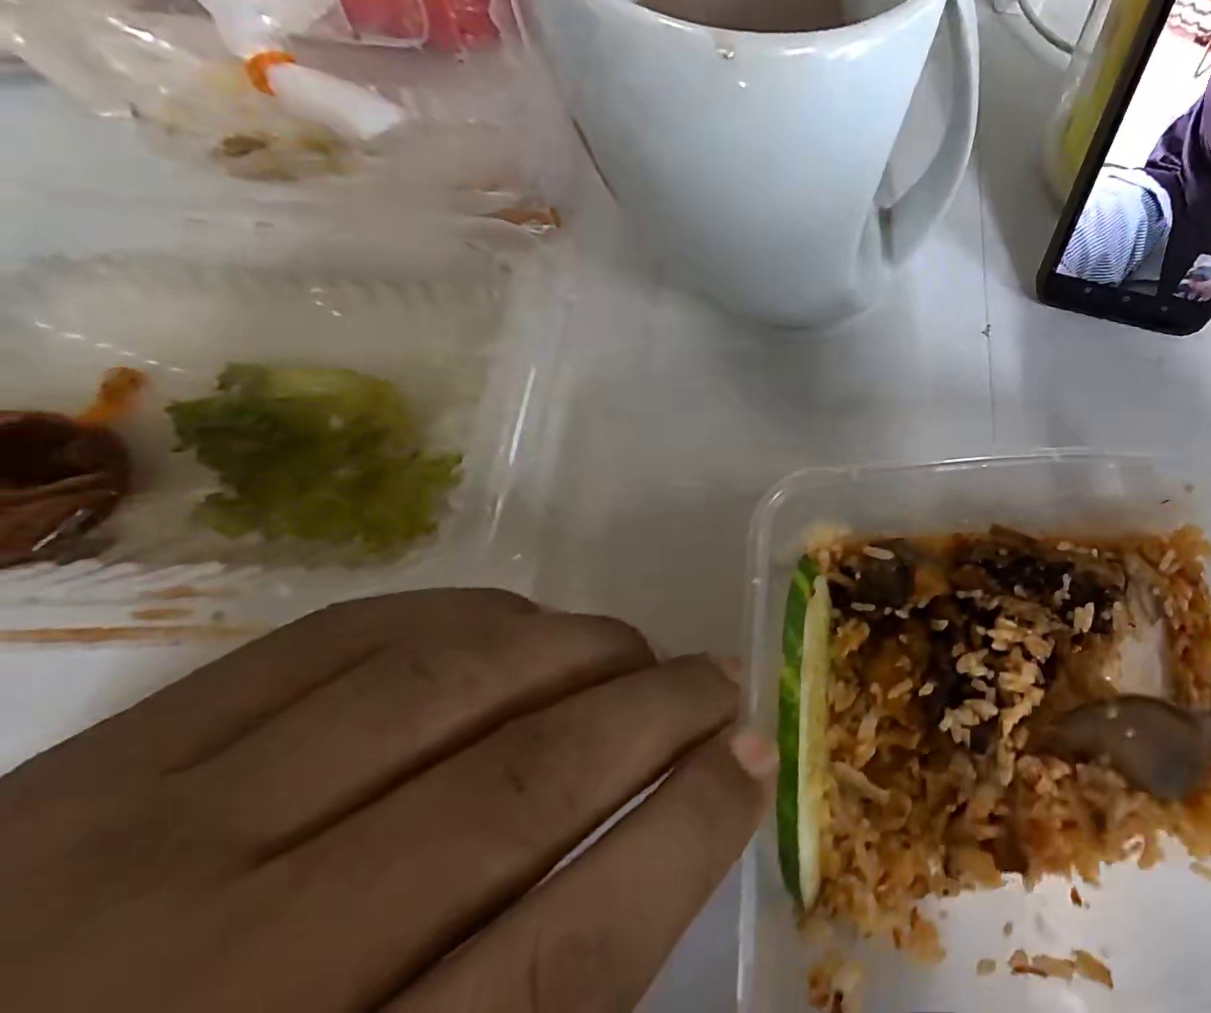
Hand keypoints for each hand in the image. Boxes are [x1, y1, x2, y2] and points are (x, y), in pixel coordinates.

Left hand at [0, 589, 773, 1012]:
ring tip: (634, 653)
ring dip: (579, 650)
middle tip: (720, 682)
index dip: (693, 831)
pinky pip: (330, 642)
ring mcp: (118, 862)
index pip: (572, 949)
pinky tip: (519, 628)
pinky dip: (462, 618)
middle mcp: (218, 982)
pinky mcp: (70, 780)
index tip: (755, 756)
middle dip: (660, 714)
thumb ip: (556, 983)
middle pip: (519, 792)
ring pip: (438, 689)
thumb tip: (693, 812)